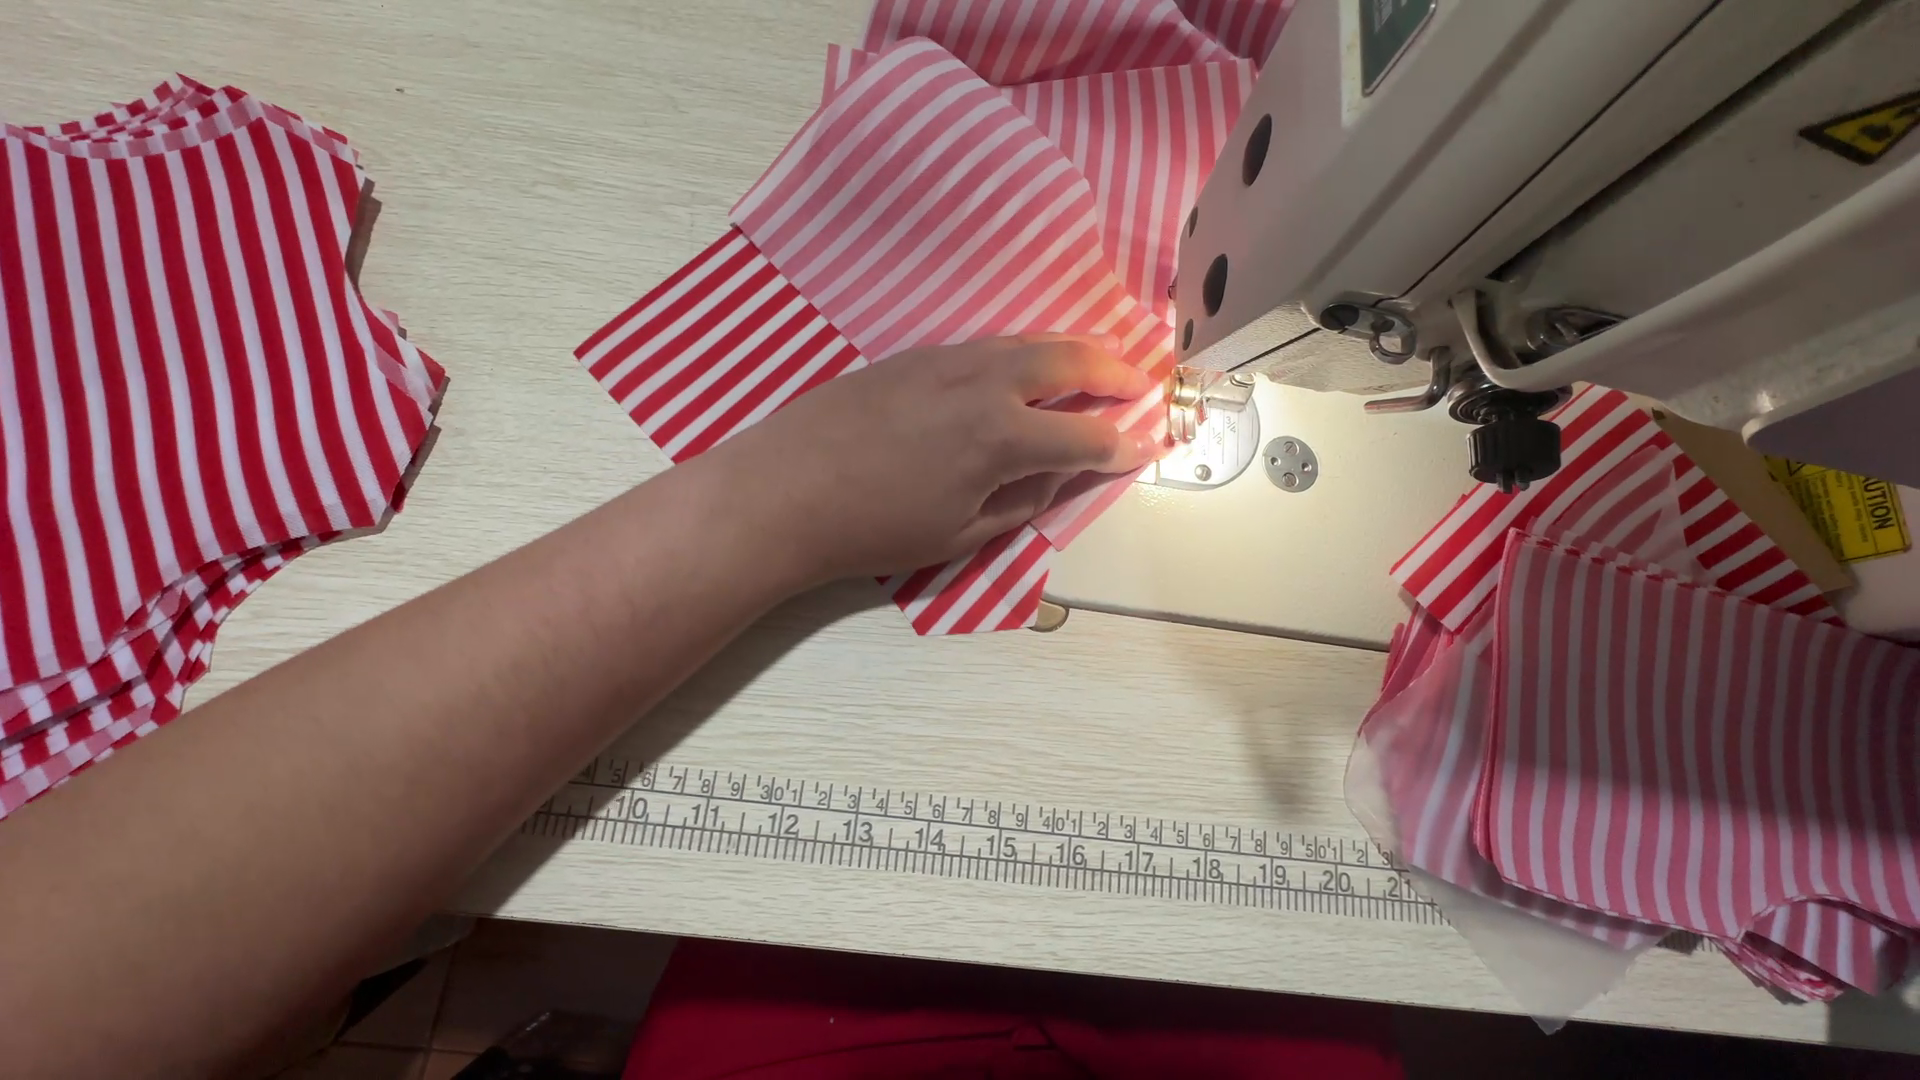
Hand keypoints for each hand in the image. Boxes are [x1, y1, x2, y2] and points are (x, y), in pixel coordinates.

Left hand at [699, 334, 1160, 585]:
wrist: (784, 490)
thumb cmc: (873, 528)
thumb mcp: (960, 533)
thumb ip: (1023, 500)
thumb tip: (1062, 475)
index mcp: (1002, 436)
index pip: (1086, 435)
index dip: (1122, 444)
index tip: (1144, 447)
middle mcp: (984, 382)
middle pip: (1070, 358)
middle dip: (1115, 369)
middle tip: (1139, 382)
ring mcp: (946, 358)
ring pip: (1026, 341)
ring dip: (1069, 352)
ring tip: (1091, 368)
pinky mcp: (914, 354)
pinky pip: (986, 345)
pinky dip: (1021, 353)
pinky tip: (1018, 372)